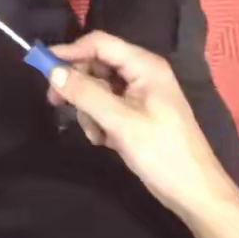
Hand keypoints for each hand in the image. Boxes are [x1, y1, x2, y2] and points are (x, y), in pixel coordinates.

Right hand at [45, 31, 238, 217]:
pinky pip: (109, 105)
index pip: (100, 43)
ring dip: (89, 108)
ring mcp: (142, 93)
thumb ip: (86, 94)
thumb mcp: (120, 122)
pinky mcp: (139, 113)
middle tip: (55, 103)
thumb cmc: (162, 153)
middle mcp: (143, 72)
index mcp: (144, 65)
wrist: (196, 194)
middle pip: (98, 64)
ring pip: (100, 87)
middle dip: (78, 84)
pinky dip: (100, 120)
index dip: (71, 51)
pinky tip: (104, 140)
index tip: (42, 66)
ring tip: (95, 134)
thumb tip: (53, 71)